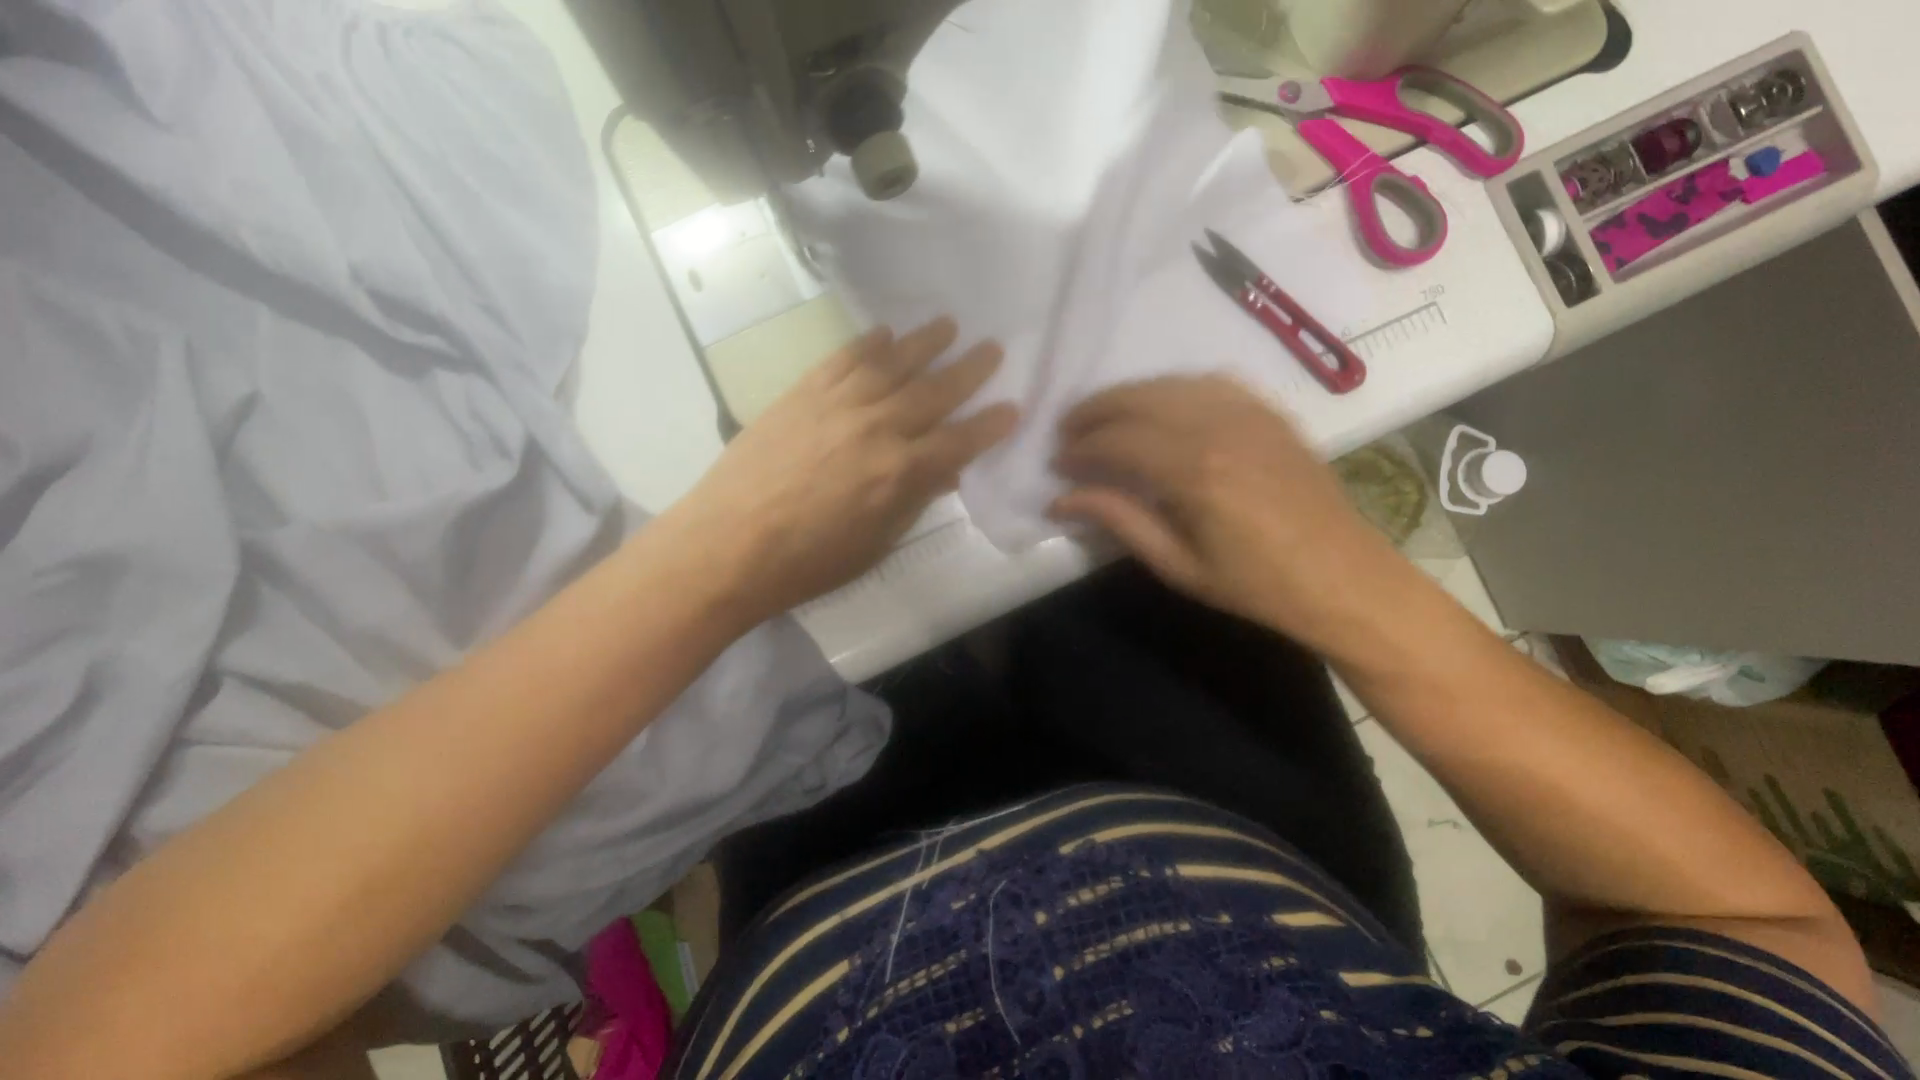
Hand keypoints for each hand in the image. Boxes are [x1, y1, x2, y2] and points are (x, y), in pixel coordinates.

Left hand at [652, 318, 1017, 627]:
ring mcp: (838, 404)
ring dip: (925, 342)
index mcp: (901, 472)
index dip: (991, 425)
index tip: (1013, 407)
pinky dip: (868, 343)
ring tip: (948, 325)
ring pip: (893, 363)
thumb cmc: (807, 562)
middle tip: (993, 349)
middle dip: (969, 370)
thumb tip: (946, 473)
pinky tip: (885, 334)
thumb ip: (913, 502)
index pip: (961, 441)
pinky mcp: (802, 394)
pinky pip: (844, 358)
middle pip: (935, 391)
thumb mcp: (875, 545)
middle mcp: (878, 428)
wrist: (727, 545)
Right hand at [1051, 376, 1409, 646]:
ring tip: (1104, 417)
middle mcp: (1220, 427)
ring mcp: (1250, 413)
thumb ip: (1120, 522)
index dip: (1080, 450)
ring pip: (1171, 383)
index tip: (1057, 465)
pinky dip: (1174, 388)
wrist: (1344, 578)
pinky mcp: (1270, 412)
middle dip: (1094, 411)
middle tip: (1068, 432)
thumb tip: (1061, 499)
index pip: (1118, 441)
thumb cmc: (1256, 586)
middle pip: (1139, 399)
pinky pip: (1211, 382)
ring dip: (1130, 395)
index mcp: (1195, 472)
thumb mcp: (1179, 566)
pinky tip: (1161, 406)